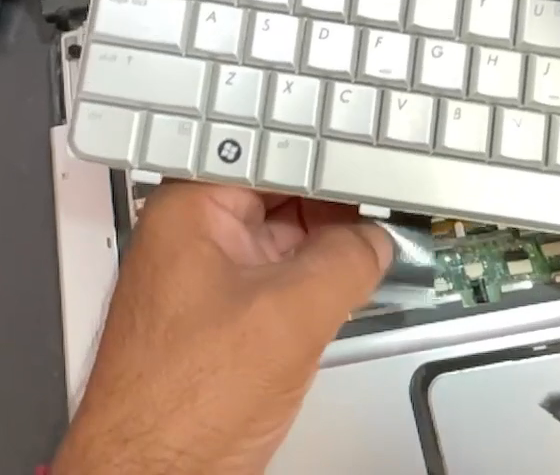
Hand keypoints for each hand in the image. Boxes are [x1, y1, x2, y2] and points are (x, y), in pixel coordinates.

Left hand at [54, 183, 390, 474]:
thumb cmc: (175, 405)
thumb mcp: (288, 317)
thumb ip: (343, 262)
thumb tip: (375, 240)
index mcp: (190, 208)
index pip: (268, 154)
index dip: (325, 157)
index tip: (368, 164)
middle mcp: (190, 230)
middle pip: (276, 192)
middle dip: (332, 200)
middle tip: (384, 200)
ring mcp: (203, 270)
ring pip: (279, 234)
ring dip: (326, 240)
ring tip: (376, 235)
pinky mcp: (218, 309)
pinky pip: (274, 272)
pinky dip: (312, 274)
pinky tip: (346, 277)